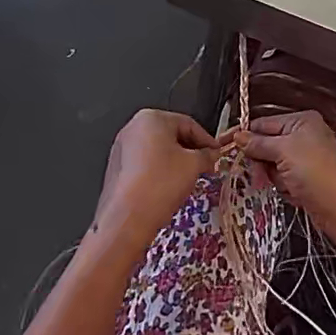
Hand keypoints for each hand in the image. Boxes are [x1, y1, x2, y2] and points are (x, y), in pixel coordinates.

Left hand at [93, 110, 216, 245]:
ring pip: (157, 149)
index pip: (187, 124)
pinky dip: (159, 169)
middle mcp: (133, 126)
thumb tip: (211, 154)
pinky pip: (145, 161)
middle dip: (191, 150)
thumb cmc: (162, 182)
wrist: (128, 216)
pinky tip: (169, 186)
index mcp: (151, 118)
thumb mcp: (193, 165)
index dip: (207, 140)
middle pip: (171, 134)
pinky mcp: (117, 166)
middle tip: (207, 167)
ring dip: (176, 161)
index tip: (218, 154)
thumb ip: (206, 155)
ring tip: (190, 178)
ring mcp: (122, 146)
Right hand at [233, 111, 335, 238]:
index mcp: (301, 121)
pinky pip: (282, 177)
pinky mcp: (306, 178)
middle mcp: (304, 135)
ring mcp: (306, 157)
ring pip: (271, 163)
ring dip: (273, 175)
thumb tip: (238, 136)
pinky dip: (282, 185)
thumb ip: (258, 143)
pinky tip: (293, 191)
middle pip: (266, 143)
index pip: (263, 123)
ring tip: (285, 184)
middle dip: (261, 159)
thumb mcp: (283, 152)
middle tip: (260, 172)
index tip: (223, 143)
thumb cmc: (316, 173)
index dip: (243, 134)